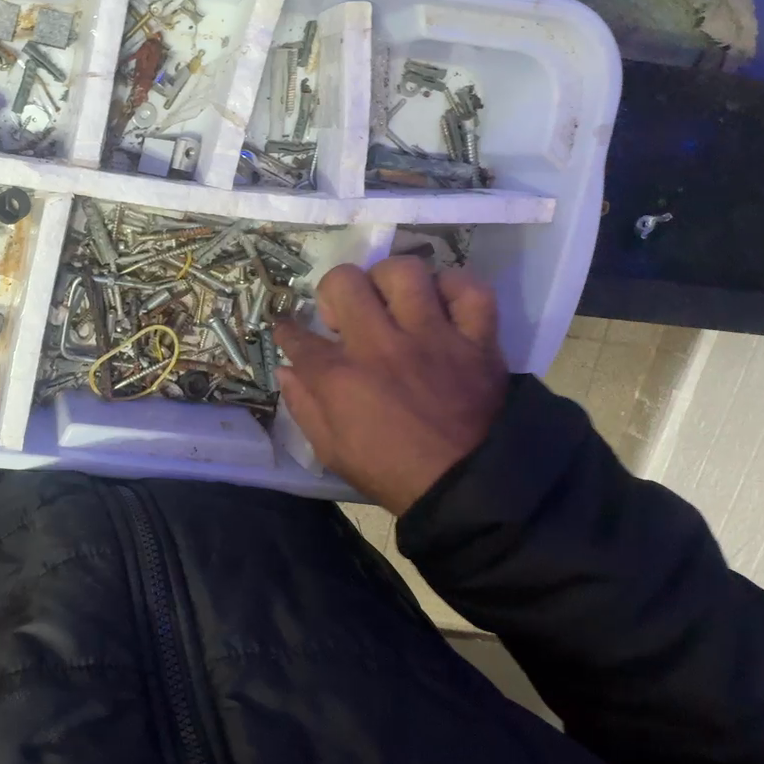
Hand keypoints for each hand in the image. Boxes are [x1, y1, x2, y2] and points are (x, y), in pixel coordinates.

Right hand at [274, 258, 509, 514]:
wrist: (469, 490)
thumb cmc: (391, 472)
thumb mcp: (331, 450)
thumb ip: (304, 406)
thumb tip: (287, 371)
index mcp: (339, 377)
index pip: (298, 335)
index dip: (287, 329)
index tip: (289, 329)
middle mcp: (380, 345)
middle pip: (345, 283)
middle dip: (333, 291)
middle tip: (343, 314)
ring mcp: (432, 337)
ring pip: (404, 273)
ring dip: (388, 281)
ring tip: (391, 301)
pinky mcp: (476, 341)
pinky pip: (471, 291)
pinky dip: (455, 288)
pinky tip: (440, 303)